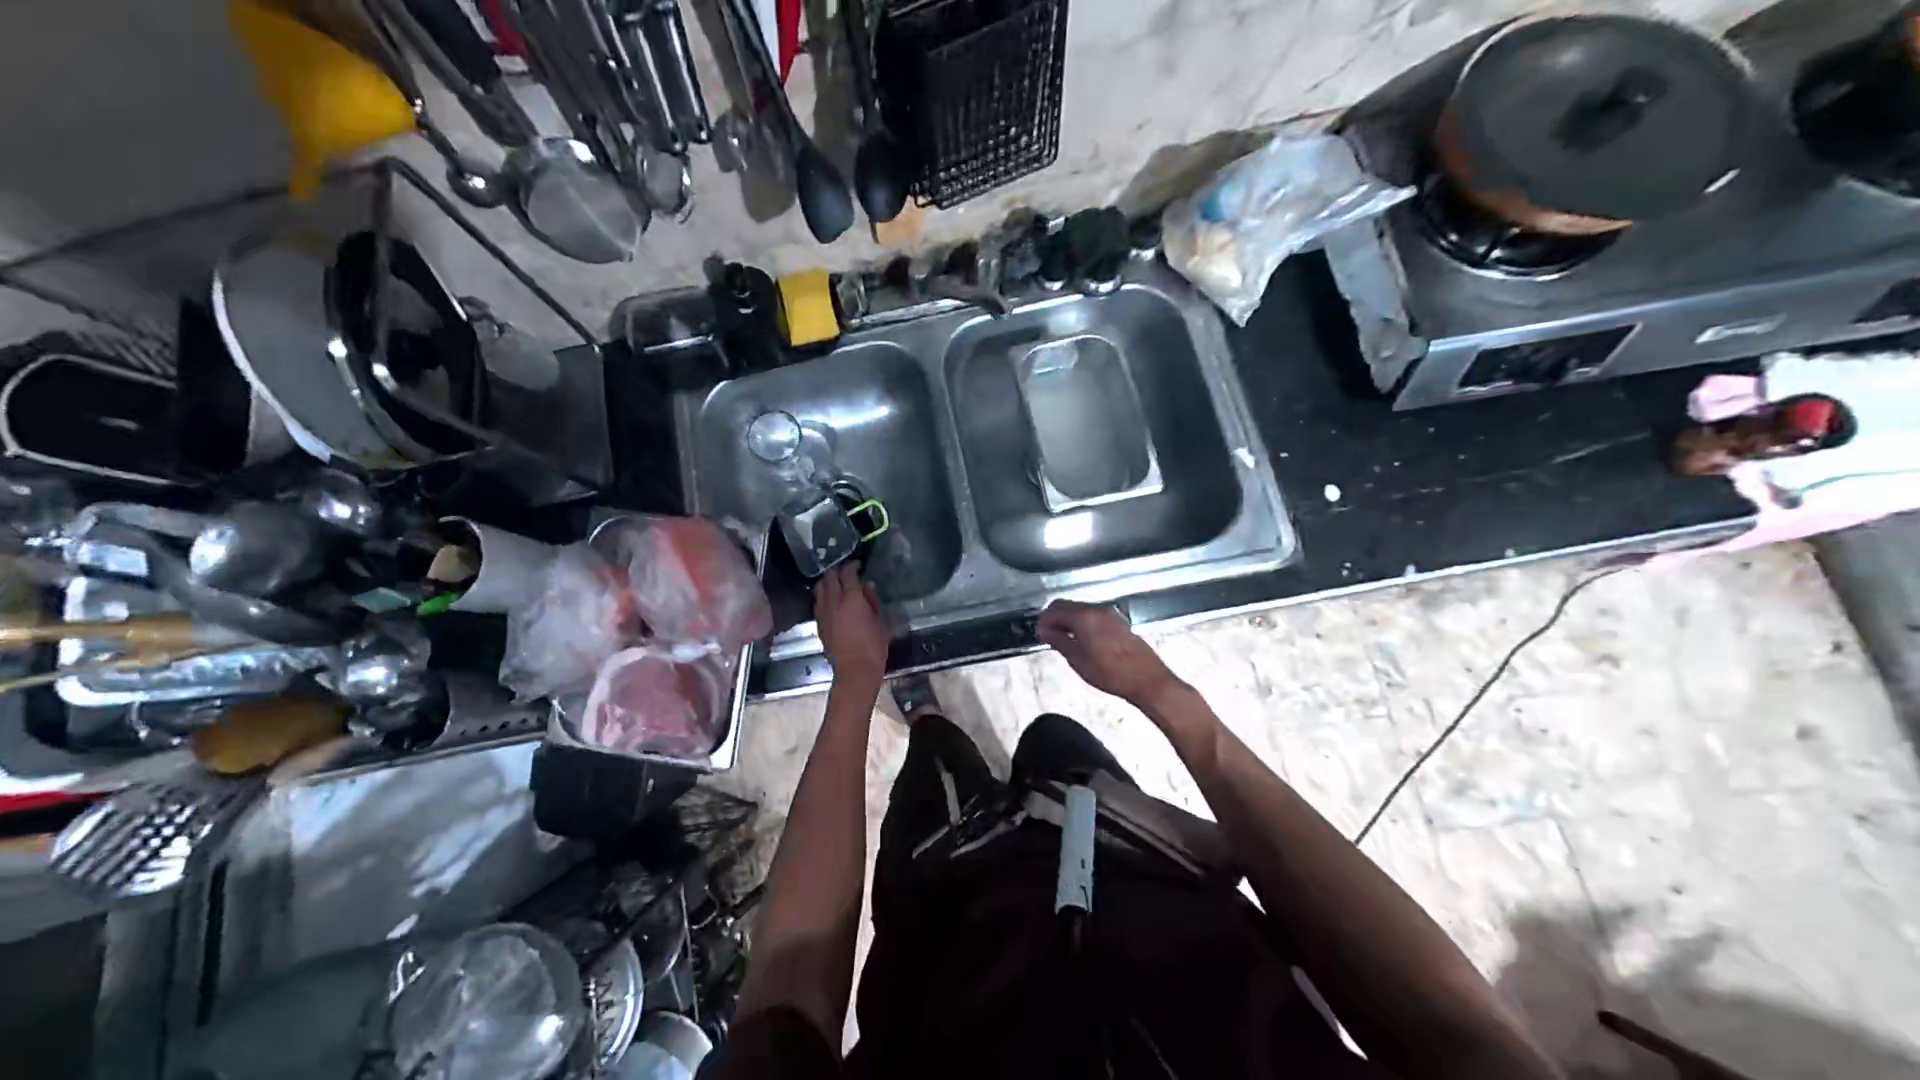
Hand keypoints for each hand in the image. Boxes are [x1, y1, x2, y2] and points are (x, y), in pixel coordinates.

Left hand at [815, 563, 887, 685]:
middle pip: (829, 576)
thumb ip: (872, 600)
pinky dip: (824, 595)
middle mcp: (833, 601)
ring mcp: (823, 612)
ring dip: (827, 581)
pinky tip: (832, 600)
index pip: (847, 572)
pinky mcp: (818, 623)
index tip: (858, 565)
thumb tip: (866, 586)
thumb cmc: (873, 646)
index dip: (852, 565)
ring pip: (820, 588)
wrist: (855, 670)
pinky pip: (818, 602)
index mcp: (851, 598)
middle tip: (846, 571)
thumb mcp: (880, 620)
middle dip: (837, 569)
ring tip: (836, 582)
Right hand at [1035, 600, 1182, 707]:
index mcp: (1084, 616)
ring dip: (1069, 621)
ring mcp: (1110, 615)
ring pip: (1081, 610)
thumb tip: (1044, 630)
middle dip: (1055, 618)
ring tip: (1065, 641)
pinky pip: (1093, 616)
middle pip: (1067, 605)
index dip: (1043, 621)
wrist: (1146, 680)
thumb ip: (1059, 641)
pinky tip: (1083, 641)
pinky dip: (1083, 624)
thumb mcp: (1077, 660)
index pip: (1055, 609)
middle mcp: (1097, 610)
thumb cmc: (1110, 673)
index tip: (1039, 634)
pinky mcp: (1119, 622)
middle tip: (1049, 637)